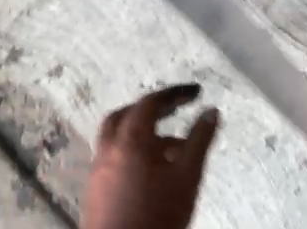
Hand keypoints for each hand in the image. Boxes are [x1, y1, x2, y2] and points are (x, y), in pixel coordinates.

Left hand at [81, 84, 221, 228]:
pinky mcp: (95, 195)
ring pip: (115, 140)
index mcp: (131, 141)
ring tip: (172, 146)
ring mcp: (97, 175)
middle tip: (172, 108)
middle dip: (148, 108)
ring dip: (141, 133)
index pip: (149, 103)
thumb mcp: (189, 173)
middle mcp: (108, 153)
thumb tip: (211, 111)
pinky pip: (113, 160)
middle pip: (122, 116)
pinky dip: (132, 153)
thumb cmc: (158, 213)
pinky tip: (154, 171)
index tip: (195, 93)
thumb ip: (200, 138)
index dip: (174, 93)